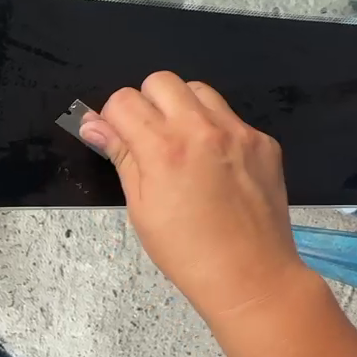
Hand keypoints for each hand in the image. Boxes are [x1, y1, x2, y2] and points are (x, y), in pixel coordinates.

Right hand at [80, 71, 310, 324]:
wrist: (250, 275)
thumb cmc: (185, 250)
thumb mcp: (140, 206)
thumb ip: (120, 156)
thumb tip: (92, 125)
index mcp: (164, 149)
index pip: (124, 100)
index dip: (112, 118)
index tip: (116, 139)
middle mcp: (202, 129)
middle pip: (160, 81)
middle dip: (146, 104)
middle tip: (147, 140)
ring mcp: (238, 132)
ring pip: (198, 90)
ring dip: (180, 108)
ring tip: (180, 146)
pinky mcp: (263, 141)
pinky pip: (229, 116)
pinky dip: (212, 129)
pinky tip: (212, 165)